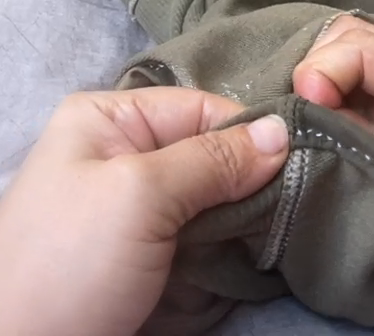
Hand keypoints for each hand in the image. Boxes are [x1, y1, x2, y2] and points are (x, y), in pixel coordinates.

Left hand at [0, 89, 289, 335]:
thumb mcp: (139, 196)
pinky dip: (217, 258)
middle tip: (289, 212)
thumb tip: (283, 129)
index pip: (195, 105)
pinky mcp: (137, 259)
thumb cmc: (70, 262)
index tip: (302, 160)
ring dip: (233, 228)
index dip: (246, 131)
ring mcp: (127, 210)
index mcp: (107, 118)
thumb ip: (211, 160)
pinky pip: (194, 243)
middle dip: (243, 185)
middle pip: (205, 153)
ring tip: (265, 244)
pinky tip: (236, 268)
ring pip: (206, 203)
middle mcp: (118, 153)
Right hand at [293, 17, 373, 335]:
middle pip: (350, 45)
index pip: (366, 48)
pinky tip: (312, 143)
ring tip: (297, 136)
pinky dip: (323, 118)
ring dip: (314, 98)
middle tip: (293, 127)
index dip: (323, 72)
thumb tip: (301, 122)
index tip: (300, 118)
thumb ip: (372, 158)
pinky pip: (350, 107)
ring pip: (344, 73)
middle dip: (313, 76)